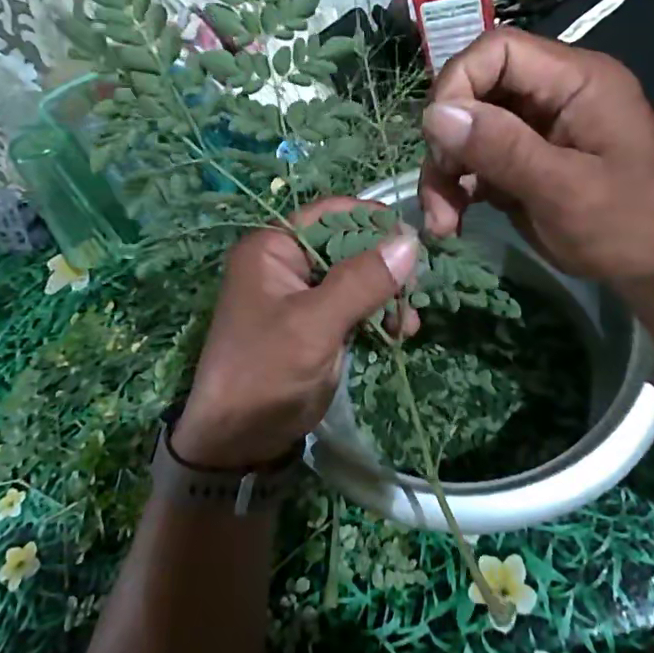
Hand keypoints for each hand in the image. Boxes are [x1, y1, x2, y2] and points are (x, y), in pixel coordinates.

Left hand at [171, 198, 420, 469]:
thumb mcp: (314, 324)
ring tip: (407, 324)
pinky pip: (357, 307)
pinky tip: (399, 335)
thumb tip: (410, 240)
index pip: (330, 214)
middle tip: (415, 291)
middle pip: (349, 245)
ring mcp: (304, 296)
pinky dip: (380, 317)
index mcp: (273, 249)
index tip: (414, 240)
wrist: (238, 439)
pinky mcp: (318, 325)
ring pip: (359, 279)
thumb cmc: (265, 372)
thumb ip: (361, 281)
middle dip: (386, 266)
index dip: (372, 221)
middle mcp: (288, 264)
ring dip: (388, 296)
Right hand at [418, 26, 653, 287]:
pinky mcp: (529, 164)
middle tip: (439, 193)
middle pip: (476, 93)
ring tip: (443, 223)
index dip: (458, 85)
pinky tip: (454, 221)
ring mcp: (540, 131)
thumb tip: (434, 114)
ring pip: (469, 131)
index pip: (498, 51)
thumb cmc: (631, 226)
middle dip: (447, 142)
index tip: (438, 139)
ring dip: (447, 173)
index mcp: (576, 80)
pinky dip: (460, 189)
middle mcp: (554, 96)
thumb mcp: (565, 190)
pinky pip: (479, 162)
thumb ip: (502, 148)